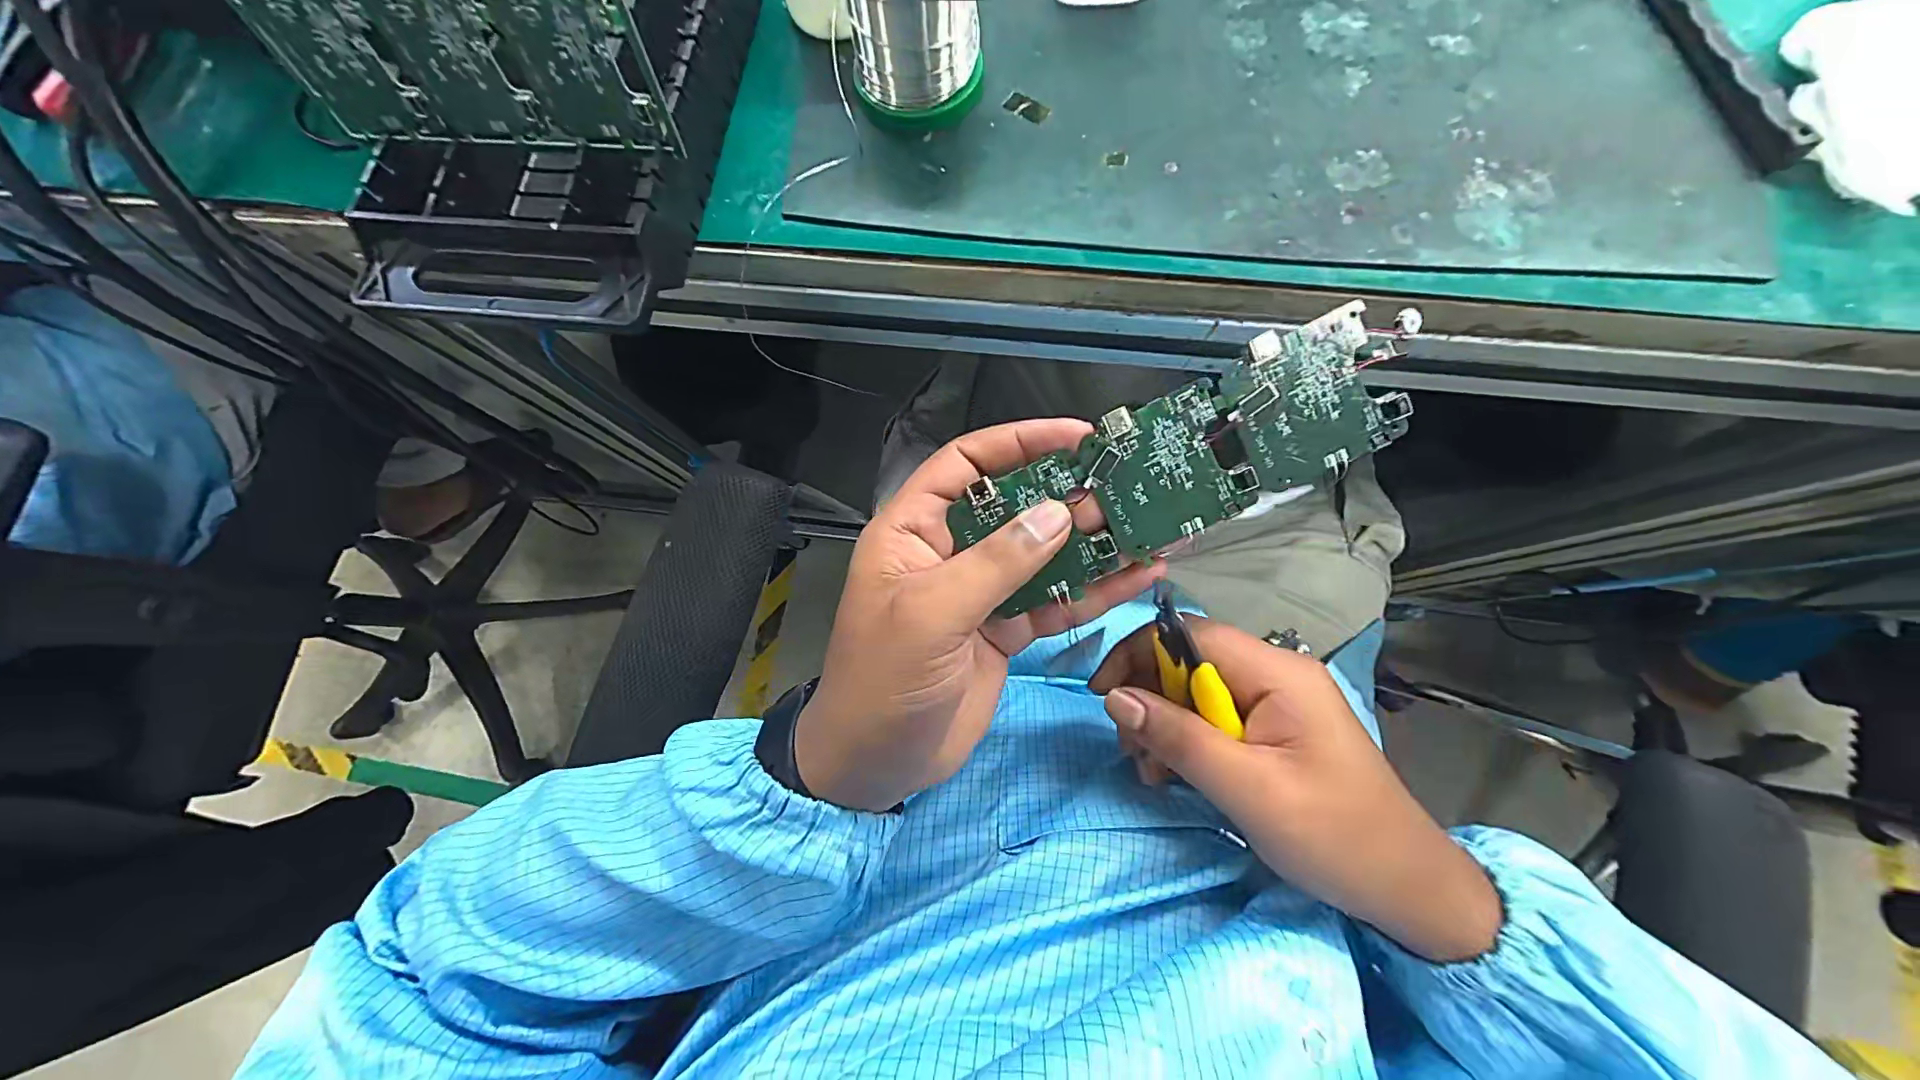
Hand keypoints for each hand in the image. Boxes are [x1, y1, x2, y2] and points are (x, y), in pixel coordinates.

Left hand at [796, 420, 1165, 812]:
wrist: (876, 763)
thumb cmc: (882, 681)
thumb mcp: (932, 614)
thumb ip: (996, 564)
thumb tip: (1057, 514)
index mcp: (913, 530)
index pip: (967, 464)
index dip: (1018, 443)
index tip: (1075, 437)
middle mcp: (949, 552)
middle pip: (1014, 507)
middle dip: (1067, 495)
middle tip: (1124, 486)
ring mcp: (980, 592)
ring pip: (1042, 555)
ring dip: (1092, 543)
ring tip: (1146, 528)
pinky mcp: (1004, 631)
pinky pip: (1054, 601)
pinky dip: (1094, 590)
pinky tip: (1136, 576)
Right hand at [1089, 618, 1501, 962]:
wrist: (1408, 889)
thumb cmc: (1334, 836)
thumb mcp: (1248, 790)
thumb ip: (1179, 738)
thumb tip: (1114, 697)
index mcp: (1277, 673)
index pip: (1190, 634)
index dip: (1138, 654)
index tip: (1104, 697)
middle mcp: (1275, 673)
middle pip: (1187, 661)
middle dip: (1148, 699)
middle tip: (1134, 752)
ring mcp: (1275, 700)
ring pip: (1193, 691)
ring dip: (1163, 726)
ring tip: (1154, 773)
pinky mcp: (1271, 728)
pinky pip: (1211, 718)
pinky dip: (1184, 742)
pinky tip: (1175, 775)